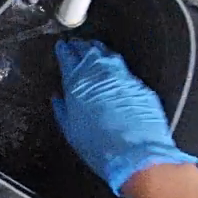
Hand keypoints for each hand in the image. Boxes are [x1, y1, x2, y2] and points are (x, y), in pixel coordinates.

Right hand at [52, 39, 197, 194]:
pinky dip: (115, 66)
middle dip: (80, 46)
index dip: (63, 50)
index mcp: (77, 83)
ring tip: (94, 49)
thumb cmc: (101, 146)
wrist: (136, 154)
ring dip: (98, 50)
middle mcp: (99, 74)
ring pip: (107, 54)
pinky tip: (113, 70)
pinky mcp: (138, 85)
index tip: (62, 46)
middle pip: (88, 50)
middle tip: (75, 43)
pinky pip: (124, 69)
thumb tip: (58, 99)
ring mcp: (121, 76)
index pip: (68, 57)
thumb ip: (62, 109)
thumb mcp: (71, 130)